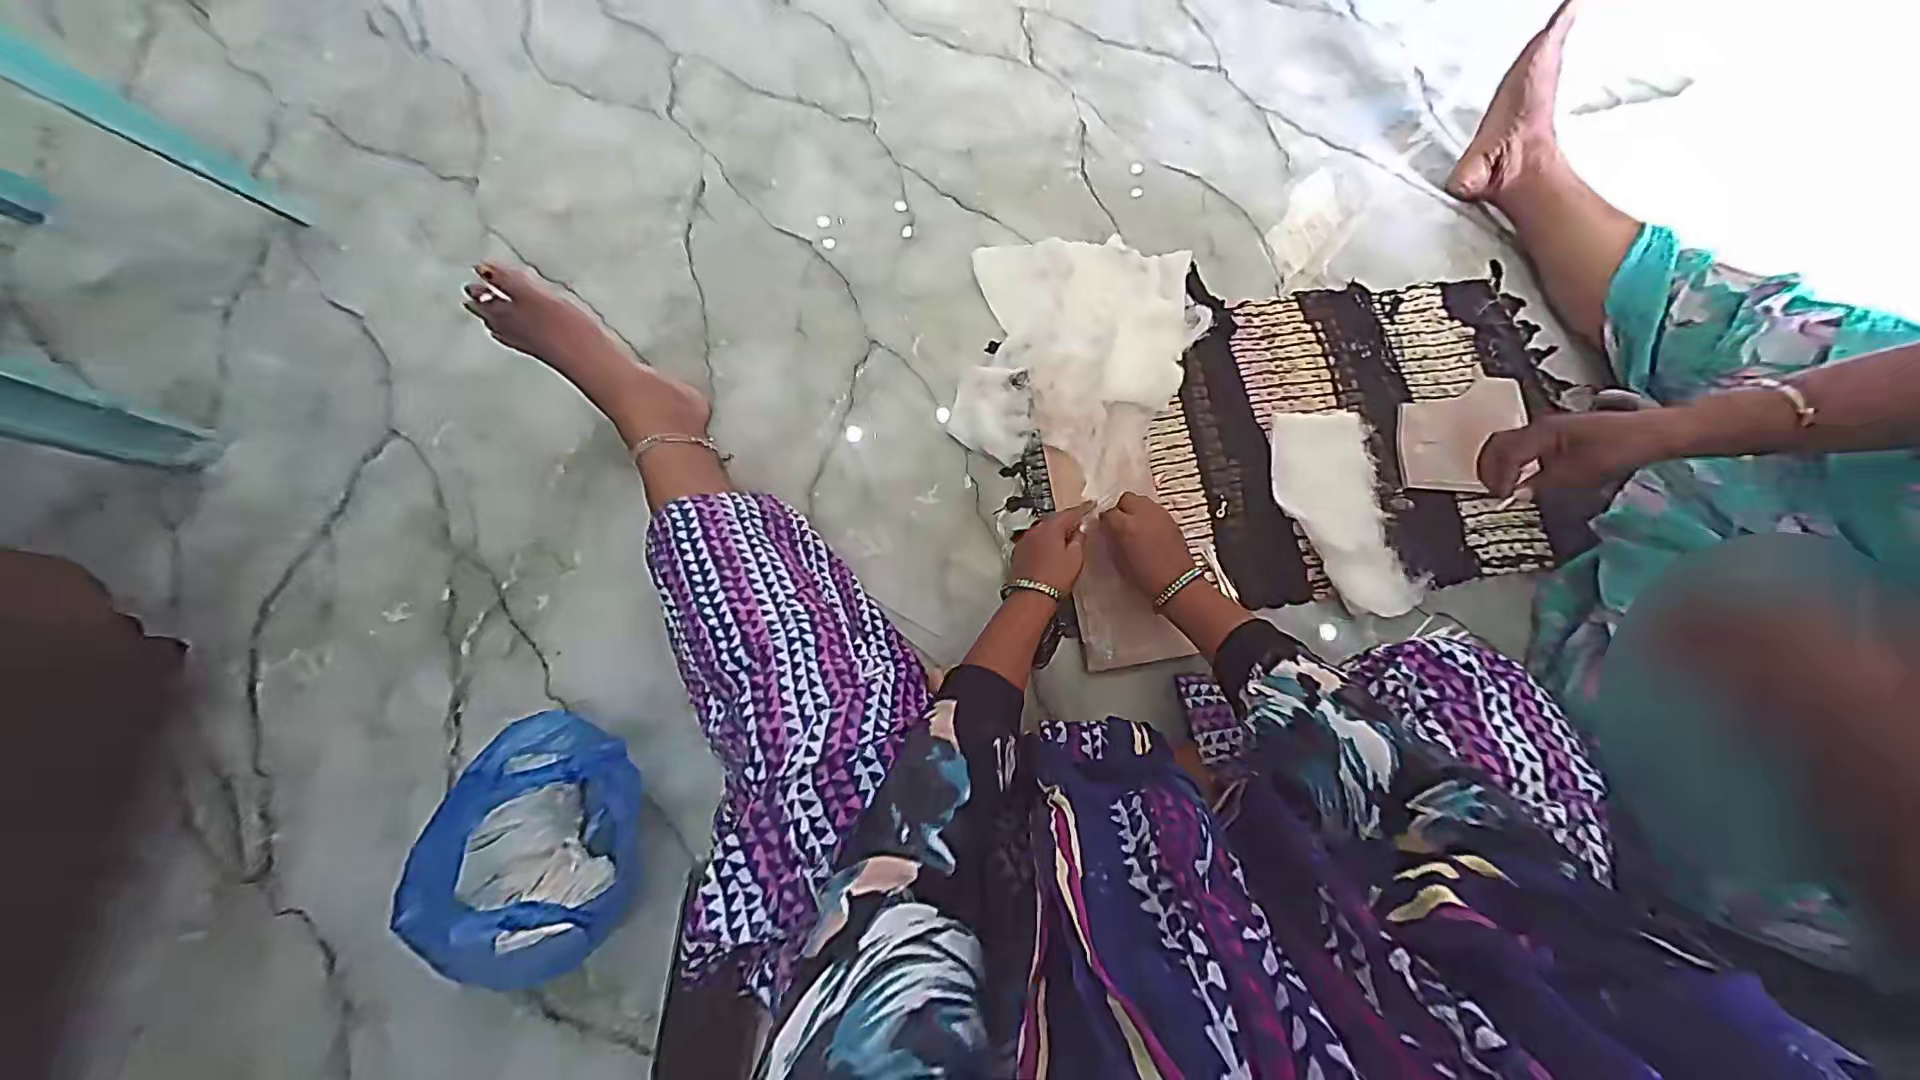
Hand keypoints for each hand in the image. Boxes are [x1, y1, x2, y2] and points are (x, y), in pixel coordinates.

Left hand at [1010, 504, 1092, 594]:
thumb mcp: (1076, 557)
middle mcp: (1036, 530)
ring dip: (1054, 531)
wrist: (1031, 596)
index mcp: (1051, 527)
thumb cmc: (1054, 578)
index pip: (1071, 512)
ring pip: (1043, 529)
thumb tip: (1080, 530)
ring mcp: (1025, 540)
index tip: (1091, 505)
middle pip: (1055, 519)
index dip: (1083, 509)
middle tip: (1079, 522)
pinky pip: (1035, 540)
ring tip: (1065, 538)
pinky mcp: (1019, 552)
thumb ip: (1080, 539)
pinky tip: (1050, 550)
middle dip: (1067, 520)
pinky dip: (1044, 541)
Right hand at [1104, 492, 1193, 598]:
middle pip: (1126, 499)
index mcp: (1124, 525)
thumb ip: (1112, 539)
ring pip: (1141, 501)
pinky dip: (1148, 516)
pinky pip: (1154, 510)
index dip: (1106, 521)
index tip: (1106, 529)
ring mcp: (1159, 514)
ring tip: (1135, 527)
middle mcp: (1142, 513)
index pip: (1107, 513)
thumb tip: (1109, 530)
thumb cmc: (1143, 576)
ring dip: (1135, 510)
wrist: (1176, 583)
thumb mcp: (1119, 559)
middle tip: (1120, 524)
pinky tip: (1149, 531)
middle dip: (1121, 509)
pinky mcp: (1171, 519)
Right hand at [1477, 410, 1678, 495]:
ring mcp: (1551, 428)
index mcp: (1540, 433)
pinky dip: (1516, 460)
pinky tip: (1525, 474)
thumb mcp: (1577, 474)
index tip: (1501, 496)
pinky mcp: (1561, 432)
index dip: (1497, 478)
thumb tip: (1518, 493)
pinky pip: (1524, 445)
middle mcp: (1540, 427)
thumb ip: (1541, 483)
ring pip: (1509, 444)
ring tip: (1504, 483)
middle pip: (1497, 445)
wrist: (1657, 434)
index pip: (1503, 456)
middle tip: (1492, 489)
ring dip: (1501, 464)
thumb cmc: (1620, 449)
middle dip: (1489, 468)